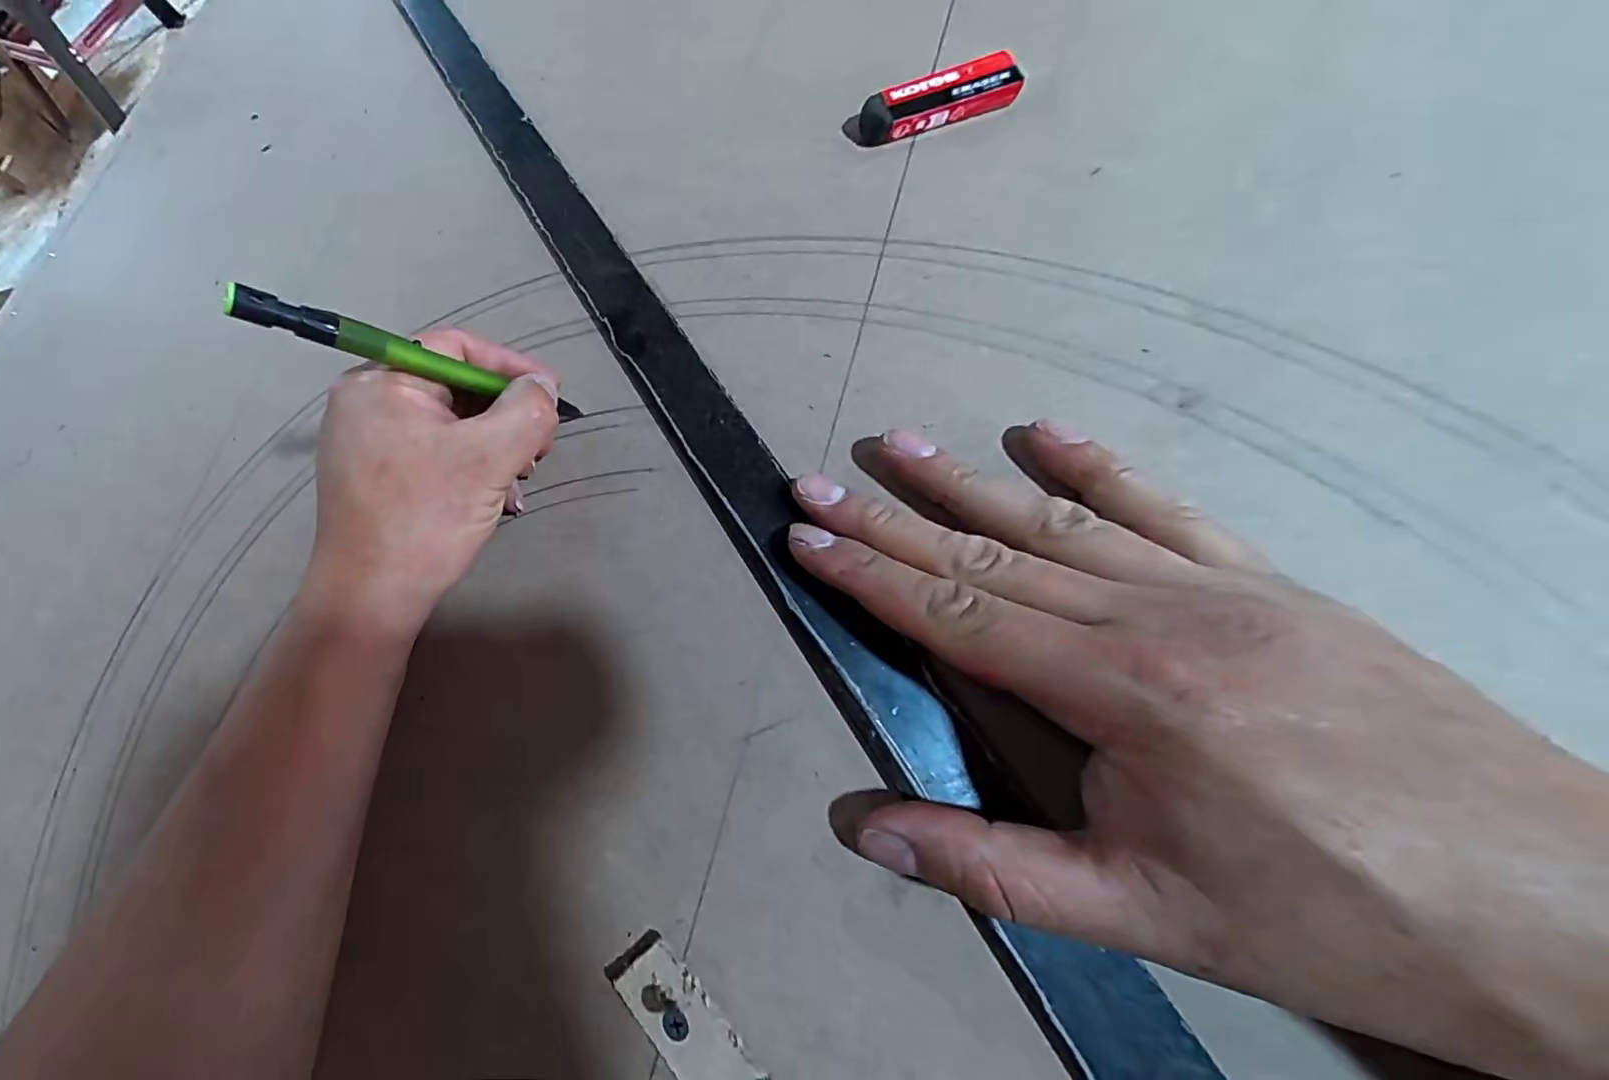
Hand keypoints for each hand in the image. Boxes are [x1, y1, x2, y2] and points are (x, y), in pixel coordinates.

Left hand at [304, 329, 559, 634]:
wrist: (370, 599)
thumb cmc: (424, 519)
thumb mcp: (487, 458)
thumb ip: (527, 411)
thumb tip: (544, 387)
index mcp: (383, 382)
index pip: (457, 348)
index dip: (511, 366)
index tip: (551, 393)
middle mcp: (371, 403)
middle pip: (458, 388)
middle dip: (508, 416)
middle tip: (541, 447)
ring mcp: (373, 443)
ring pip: (455, 425)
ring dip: (498, 448)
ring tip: (520, 480)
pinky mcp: (382, 477)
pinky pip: (440, 454)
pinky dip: (475, 469)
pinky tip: (497, 499)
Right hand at [787, 424, 1608, 1078]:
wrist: (1585, 918)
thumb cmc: (1336, 919)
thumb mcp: (1142, 915)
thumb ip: (988, 868)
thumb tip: (862, 830)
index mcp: (1121, 692)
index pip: (955, 614)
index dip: (868, 575)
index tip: (806, 538)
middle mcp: (1157, 616)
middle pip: (987, 555)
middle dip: (887, 519)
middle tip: (817, 484)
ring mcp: (1217, 587)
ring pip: (1058, 520)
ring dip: (963, 481)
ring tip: (895, 444)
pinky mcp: (1268, 582)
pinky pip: (1164, 508)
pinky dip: (1097, 466)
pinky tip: (1042, 433)